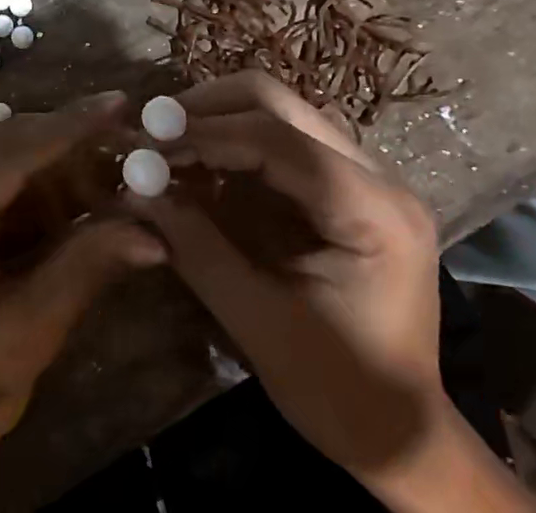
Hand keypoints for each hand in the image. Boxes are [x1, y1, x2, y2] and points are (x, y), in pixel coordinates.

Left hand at [0, 90, 166, 464]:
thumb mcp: (31, 327)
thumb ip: (86, 268)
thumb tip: (156, 235)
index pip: (7, 158)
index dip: (65, 129)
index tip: (117, 104)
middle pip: (12, 144)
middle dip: (75, 137)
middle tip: (138, 134)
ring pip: (19, 154)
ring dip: (73, 159)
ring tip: (129, 164)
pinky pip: (19, 179)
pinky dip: (61, 182)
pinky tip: (99, 191)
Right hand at [132, 72, 448, 483]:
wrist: (398, 432)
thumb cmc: (335, 388)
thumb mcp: (255, 319)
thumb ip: (195, 246)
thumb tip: (137, 189)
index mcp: (374, 212)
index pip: (277, 140)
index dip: (205, 133)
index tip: (146, 144)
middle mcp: (378, 178)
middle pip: (280, 103)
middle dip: (206, 109)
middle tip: (151, 131)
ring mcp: (365, 178)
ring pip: (279, 112)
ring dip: (216, 119)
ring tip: (165, 144)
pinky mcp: (344, 188)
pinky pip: (279, 142)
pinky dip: (230, 143)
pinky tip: (196, 164)